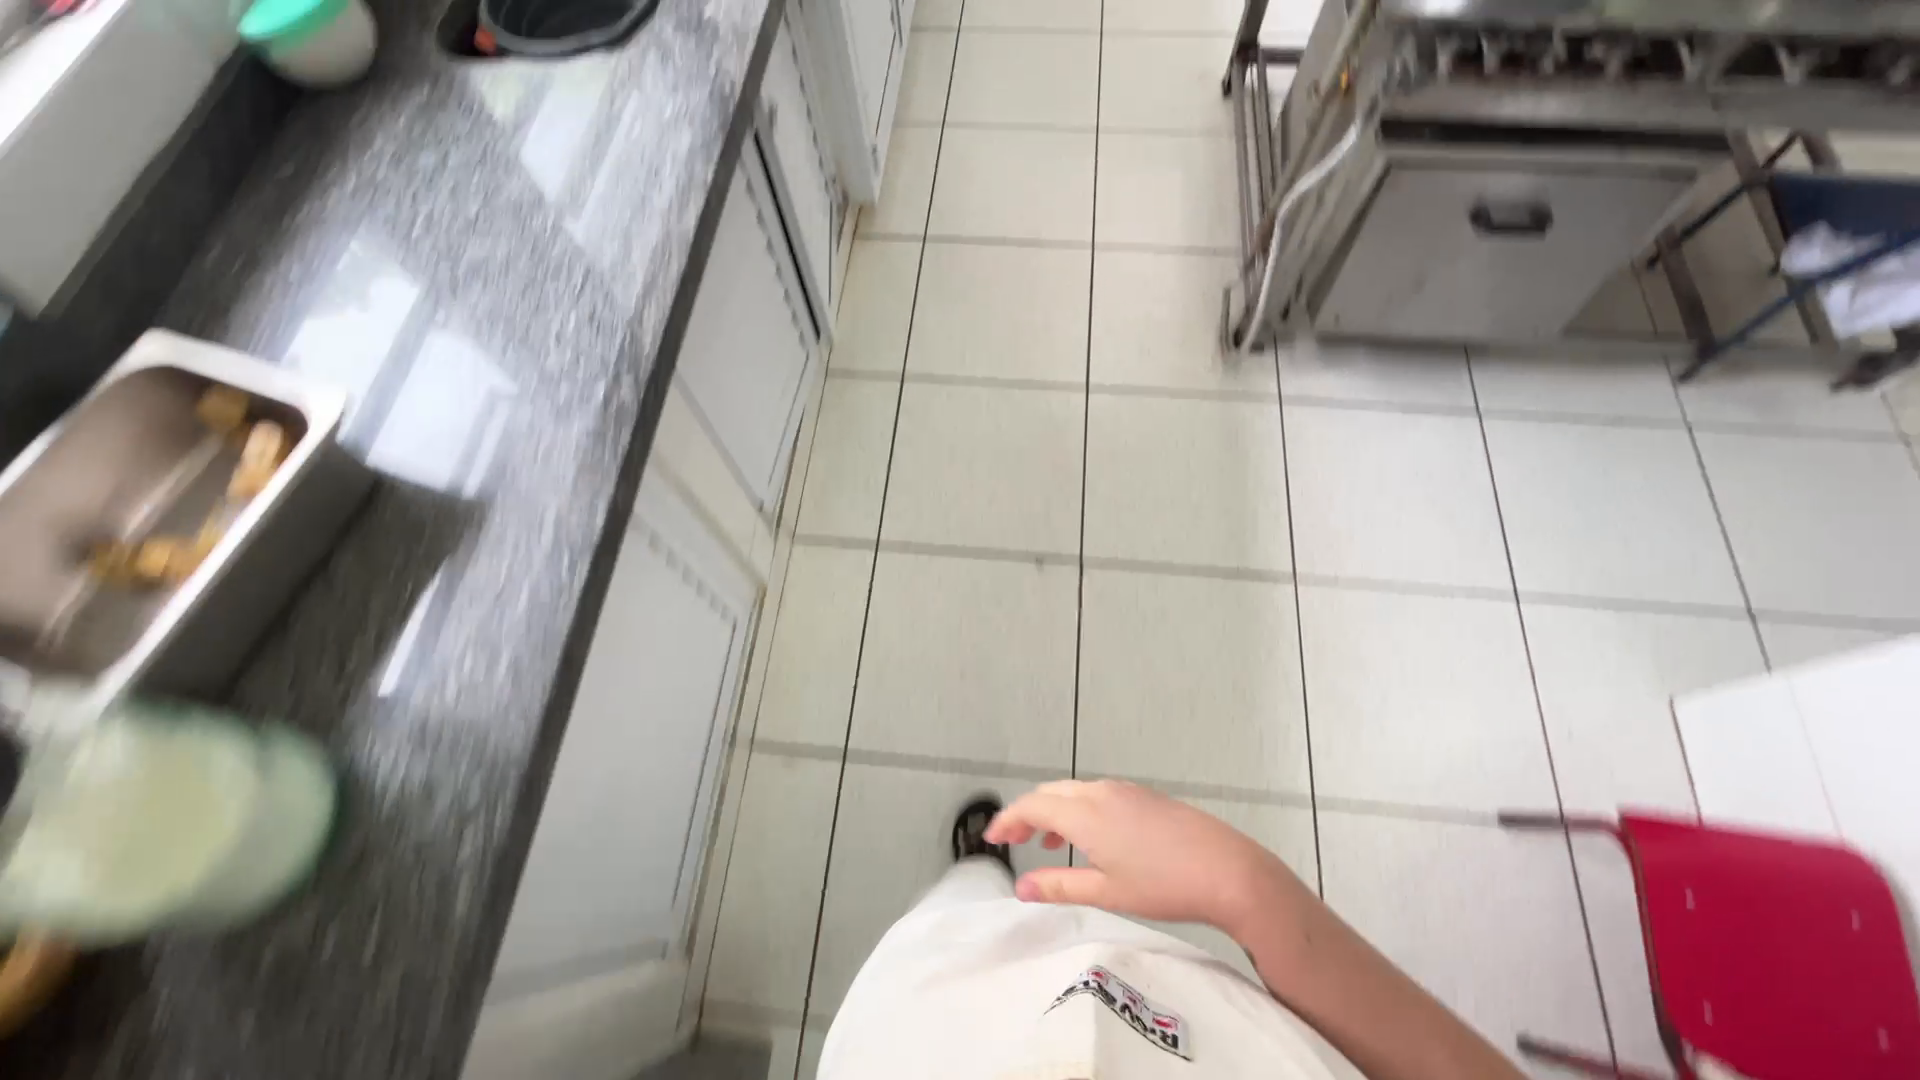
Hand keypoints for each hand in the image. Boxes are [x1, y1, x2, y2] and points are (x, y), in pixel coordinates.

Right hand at [984, 779, 1309, 939]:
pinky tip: (1091, 838)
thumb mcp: (1106, 892)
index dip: (1008, 819)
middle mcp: (1103, 792)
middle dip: (1028, 813)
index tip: (993, 837)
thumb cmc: (1166, 885)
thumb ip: (1059, 886)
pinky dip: (1080, 809)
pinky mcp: (1147, 797)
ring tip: (1049, 842)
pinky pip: (1099, 794)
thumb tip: (1022, 887)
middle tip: (1014, 839)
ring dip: (1055, 810)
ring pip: (1076, 791)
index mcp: (1087, 813)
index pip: (1033, 805)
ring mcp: (1127, 791)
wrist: (1230, 871)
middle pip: (1052, 792)